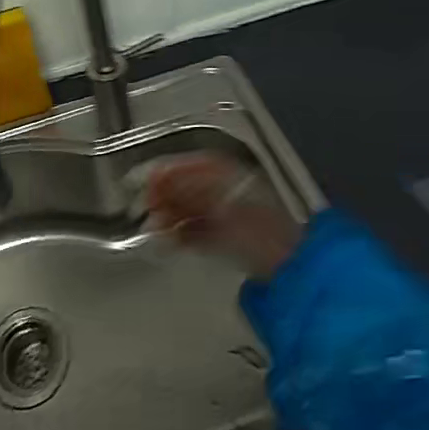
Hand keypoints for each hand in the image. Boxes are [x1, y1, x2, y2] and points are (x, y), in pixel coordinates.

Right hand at [142, 152, 303, 279]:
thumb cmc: (260, 231)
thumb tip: (164, 177)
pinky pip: (197, 230)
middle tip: (143, 203)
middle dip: (165, 193)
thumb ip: (190, 189)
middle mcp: (230, 190)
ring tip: (152, 224)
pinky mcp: (227, 238)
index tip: (146, 178)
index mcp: (233, 176)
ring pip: (192, 208)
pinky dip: (180, 233)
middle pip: (191, 186)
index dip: (169, 168)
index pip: (196, 164)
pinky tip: (167, 239)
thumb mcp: (220, 204)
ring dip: (169, 214)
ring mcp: (229, 214)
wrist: (284, 265)